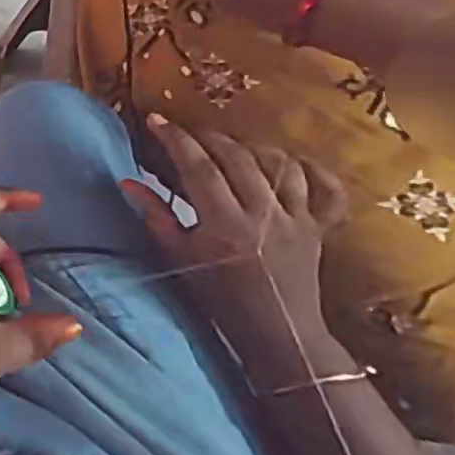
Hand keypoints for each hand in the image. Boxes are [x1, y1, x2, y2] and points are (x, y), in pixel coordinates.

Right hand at [120, 116, 355, 382]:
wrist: (277, 333)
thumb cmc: (219, 297)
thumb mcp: (178, 257)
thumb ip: (155, 216)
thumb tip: (127, 180)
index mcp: (225, 226)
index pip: (200, 168)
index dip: (176, 139)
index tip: (157, 120)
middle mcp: (264, 216)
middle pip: (237, 158)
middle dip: (208, 136)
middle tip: (187, 131)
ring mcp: (297, 220)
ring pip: (278, 165)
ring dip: (251, 146)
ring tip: (229, 143)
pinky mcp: (319, 228)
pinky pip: (327, 191)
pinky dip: (312, 169)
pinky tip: (290, 159)